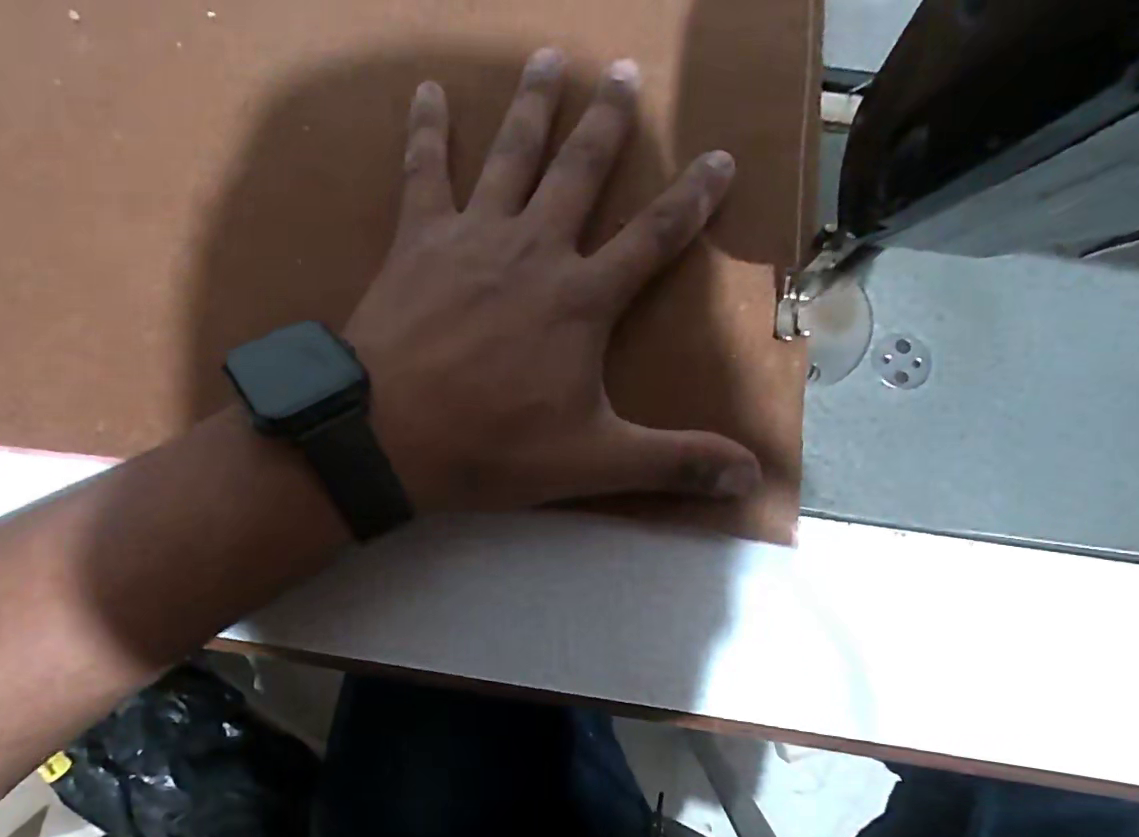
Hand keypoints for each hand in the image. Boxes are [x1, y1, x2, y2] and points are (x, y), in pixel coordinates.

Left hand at [345, 48, 762, 512]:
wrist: (388, 437)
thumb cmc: (496, 447)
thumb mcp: (598, 461)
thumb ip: (675, 462)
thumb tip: (750, 476)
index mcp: (583, 299)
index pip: (653, 237)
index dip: (692, 198)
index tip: (719, 156)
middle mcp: (535, 250)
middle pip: (580, 172)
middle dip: (606, 121)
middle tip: (620, 71)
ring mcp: (473, 237)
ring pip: (511, 155)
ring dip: (533, 105)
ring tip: (549, 58)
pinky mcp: (417, 241)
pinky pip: (423, 170)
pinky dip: (426, 129)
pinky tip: (426, 92)